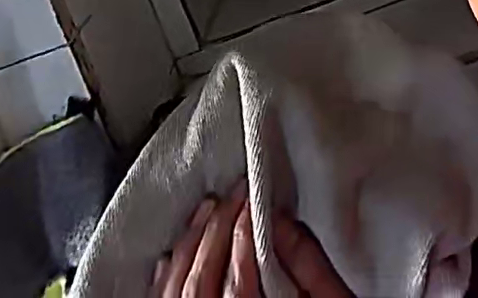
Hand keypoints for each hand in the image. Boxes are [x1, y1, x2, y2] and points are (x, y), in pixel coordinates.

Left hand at [152, 188, 352, 297]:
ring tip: (209, 207)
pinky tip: (172, 256)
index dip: (241, 235)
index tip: (251, 197)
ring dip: (191, 247)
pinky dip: (167, 281)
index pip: (237, 286)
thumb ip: (310, 269)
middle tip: (235, 191)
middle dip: (217, 231)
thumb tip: (282, 222)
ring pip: (178, 297)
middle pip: (202, 286)